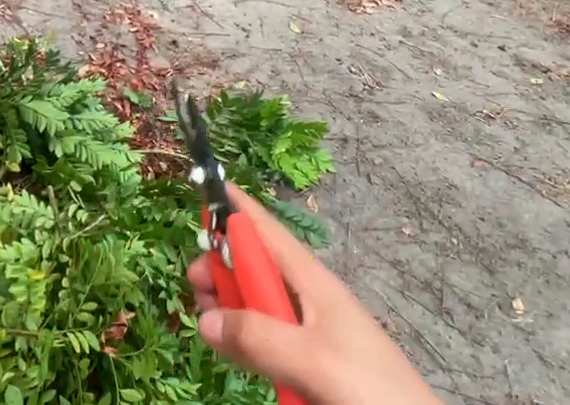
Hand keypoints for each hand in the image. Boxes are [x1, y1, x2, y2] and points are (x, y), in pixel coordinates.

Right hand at [190, 186, 438, 404]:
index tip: (205, 184)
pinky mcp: (306, 360)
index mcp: (311, 281)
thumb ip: (258, 338)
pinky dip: (243, 337)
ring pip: (254, 301)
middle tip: (198, 289)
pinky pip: (263, 335)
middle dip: (219, 267)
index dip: (235, 205)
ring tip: (213, 327)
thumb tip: (205, 320)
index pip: (265, 229)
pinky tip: (234, 352)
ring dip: (228, 305)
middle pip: (251, 265)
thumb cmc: (372, 389)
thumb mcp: (313, 360)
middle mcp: (306, 297)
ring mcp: (307, 330)